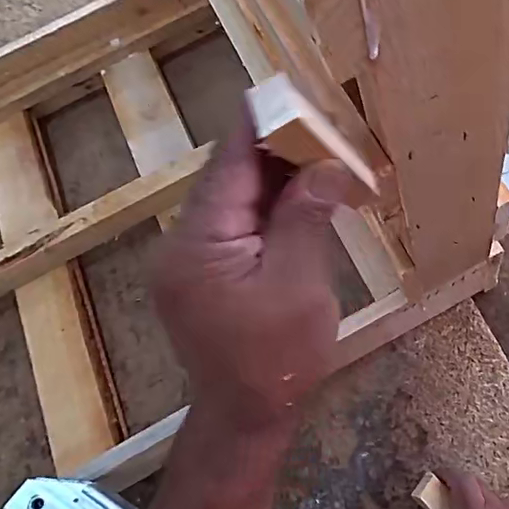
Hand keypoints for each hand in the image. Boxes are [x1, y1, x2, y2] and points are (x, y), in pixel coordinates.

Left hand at [153, 112, 348, 433]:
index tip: (295, 90)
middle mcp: (182, 242)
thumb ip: (305, 218)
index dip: (264, 124)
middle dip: (279, 152)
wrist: (243, 418)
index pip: (230, 163)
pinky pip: (234, 228)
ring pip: (234, 202)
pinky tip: (302, 202)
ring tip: (323, 160)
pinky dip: (268, 213)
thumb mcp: (299, 287)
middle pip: (231, 178)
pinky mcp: (201, 275)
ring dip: (276, 183)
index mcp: (200, 241)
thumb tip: (324, 164)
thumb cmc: (276, 361)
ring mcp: (187, 260)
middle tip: (326, 128)